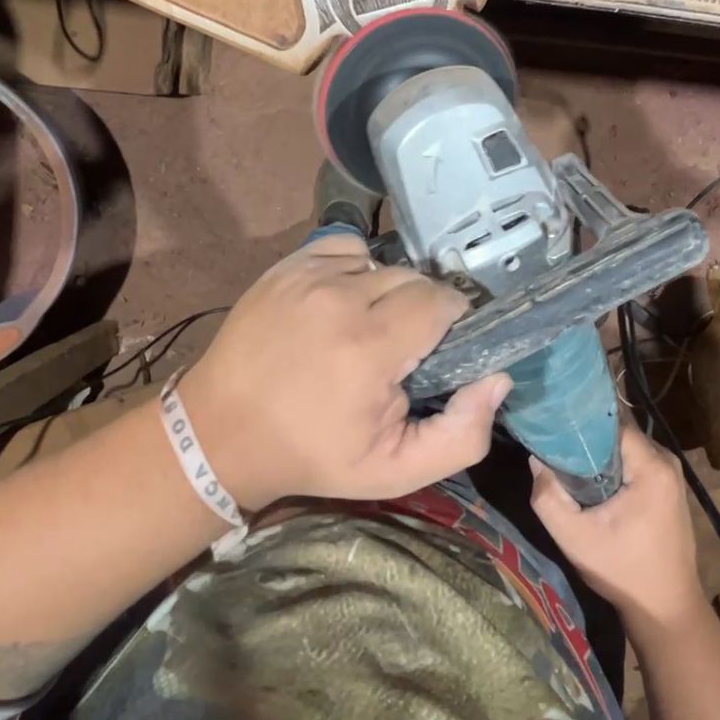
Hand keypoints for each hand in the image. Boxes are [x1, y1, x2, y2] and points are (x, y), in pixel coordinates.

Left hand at [174, 232, 510, 509]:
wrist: (222, 433)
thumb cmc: (312, 454)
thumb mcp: (394, 469)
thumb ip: (462, 435)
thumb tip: (498, 379)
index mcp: (370, 347)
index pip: (442, 301)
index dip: (451, 323)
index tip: (437, 350)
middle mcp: (340, 298)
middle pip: (415, 279)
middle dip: (422, 309)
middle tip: (402, 348)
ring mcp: (309, 275)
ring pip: (384, 263)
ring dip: (388, 292)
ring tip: (368, 328)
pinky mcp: (289, 265)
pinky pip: (349, 249)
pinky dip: (357, 271)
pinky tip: (342, 304)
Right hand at [530, 424, 705, 625]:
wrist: (665, 609)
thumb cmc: (622, 571)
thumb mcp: (575, 538)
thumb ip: (548, 498)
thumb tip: (536, 459)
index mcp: (651, 466)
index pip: (610, 423)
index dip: (580, 423)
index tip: (551, 426)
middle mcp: (666, 461)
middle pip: (618, 433)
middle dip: (587, 438)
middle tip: (554, 444)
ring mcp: (671, 474)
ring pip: (626, 447)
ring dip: (599, 454)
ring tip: (568, 461)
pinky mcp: (668, 488)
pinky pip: (636, 462)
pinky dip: (614, 466)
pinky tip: (591, 480)